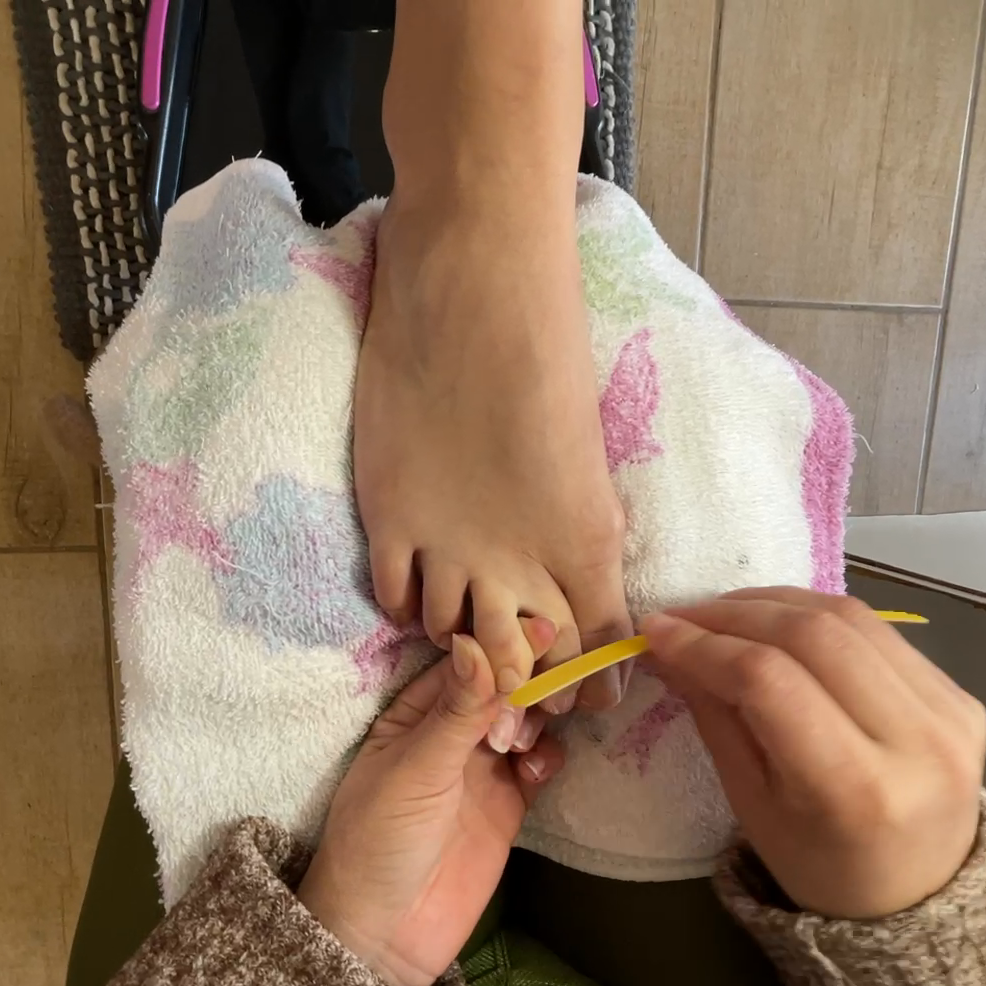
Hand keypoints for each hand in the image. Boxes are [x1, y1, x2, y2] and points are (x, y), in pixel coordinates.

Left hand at [299, 629, 565, 985]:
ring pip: (525, 719)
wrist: (386, 935)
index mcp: (415, 713)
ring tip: (521, 740)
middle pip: (501, 686)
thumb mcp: (416, 768)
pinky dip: (545, 755)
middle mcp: (451, 731)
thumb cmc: (381, 838)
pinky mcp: (508, 802)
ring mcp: (482, 766)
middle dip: (523, 682)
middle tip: (538, 693)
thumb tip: (476, 641)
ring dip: (534, 718)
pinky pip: (538, 762)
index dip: (499, 646)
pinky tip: (535, 768)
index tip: (540, 629)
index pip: (464, 664)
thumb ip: (455, 710)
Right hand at [353, 197, 630, 715]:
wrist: (472, 285)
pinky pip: (395, 599)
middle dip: (528, 684)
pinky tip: (415, 591)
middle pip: (524, 659)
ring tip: (464, 632)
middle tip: (523, 684)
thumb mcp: (585, 446)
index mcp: (584, 538)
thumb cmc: (547, 345)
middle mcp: (517, 559)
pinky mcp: (389, 519)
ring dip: (462, 642)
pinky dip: (408, 607)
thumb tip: (567, 557)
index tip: (589, 699)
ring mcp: (445, 544)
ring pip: (453, 636)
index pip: (596, 643)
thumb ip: (577, 518)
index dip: (593, 681)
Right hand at [639, 589, 985, 918]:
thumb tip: (667, 642)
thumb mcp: (747, 796)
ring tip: (722, 613)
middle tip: (683, 616)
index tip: (656, 631)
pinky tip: (776, 622)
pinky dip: (813, 614)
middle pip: (812, 635)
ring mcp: (950, 712)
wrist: (915, 893)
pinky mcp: (962, 692)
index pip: (769, 681)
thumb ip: (712, 709)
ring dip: (771, 602)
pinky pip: (875, 629)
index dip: (705, 646)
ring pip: (847, 616)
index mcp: (856, 788)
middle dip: (733, 614)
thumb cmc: (814, 858)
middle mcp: (917, 742)